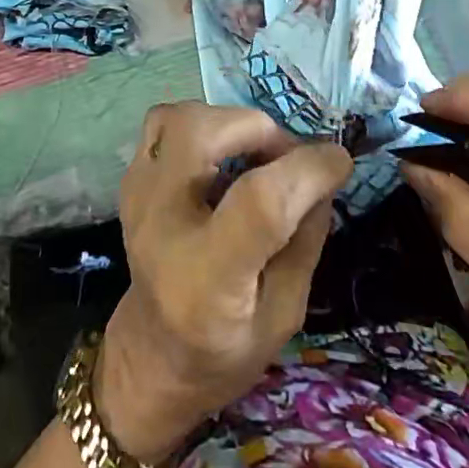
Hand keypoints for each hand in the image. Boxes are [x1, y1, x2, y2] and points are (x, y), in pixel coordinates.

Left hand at [97, 102, 352, 463]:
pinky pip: (165, 124)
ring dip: (229, 121)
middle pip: (201, 133)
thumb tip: (322, 171)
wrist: (153, 350)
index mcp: (206, 278)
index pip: (257, 202)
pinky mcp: (130, 179)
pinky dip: (204, 127)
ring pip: (178, 116)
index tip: (338, 162)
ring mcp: (136, 195)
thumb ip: (305, 239)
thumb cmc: (226, 348)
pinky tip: (224, 158)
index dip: (305, 169)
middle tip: (289, 158)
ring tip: (256, 153)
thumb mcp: (285, 313)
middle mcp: (160, 224)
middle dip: (259, 129)